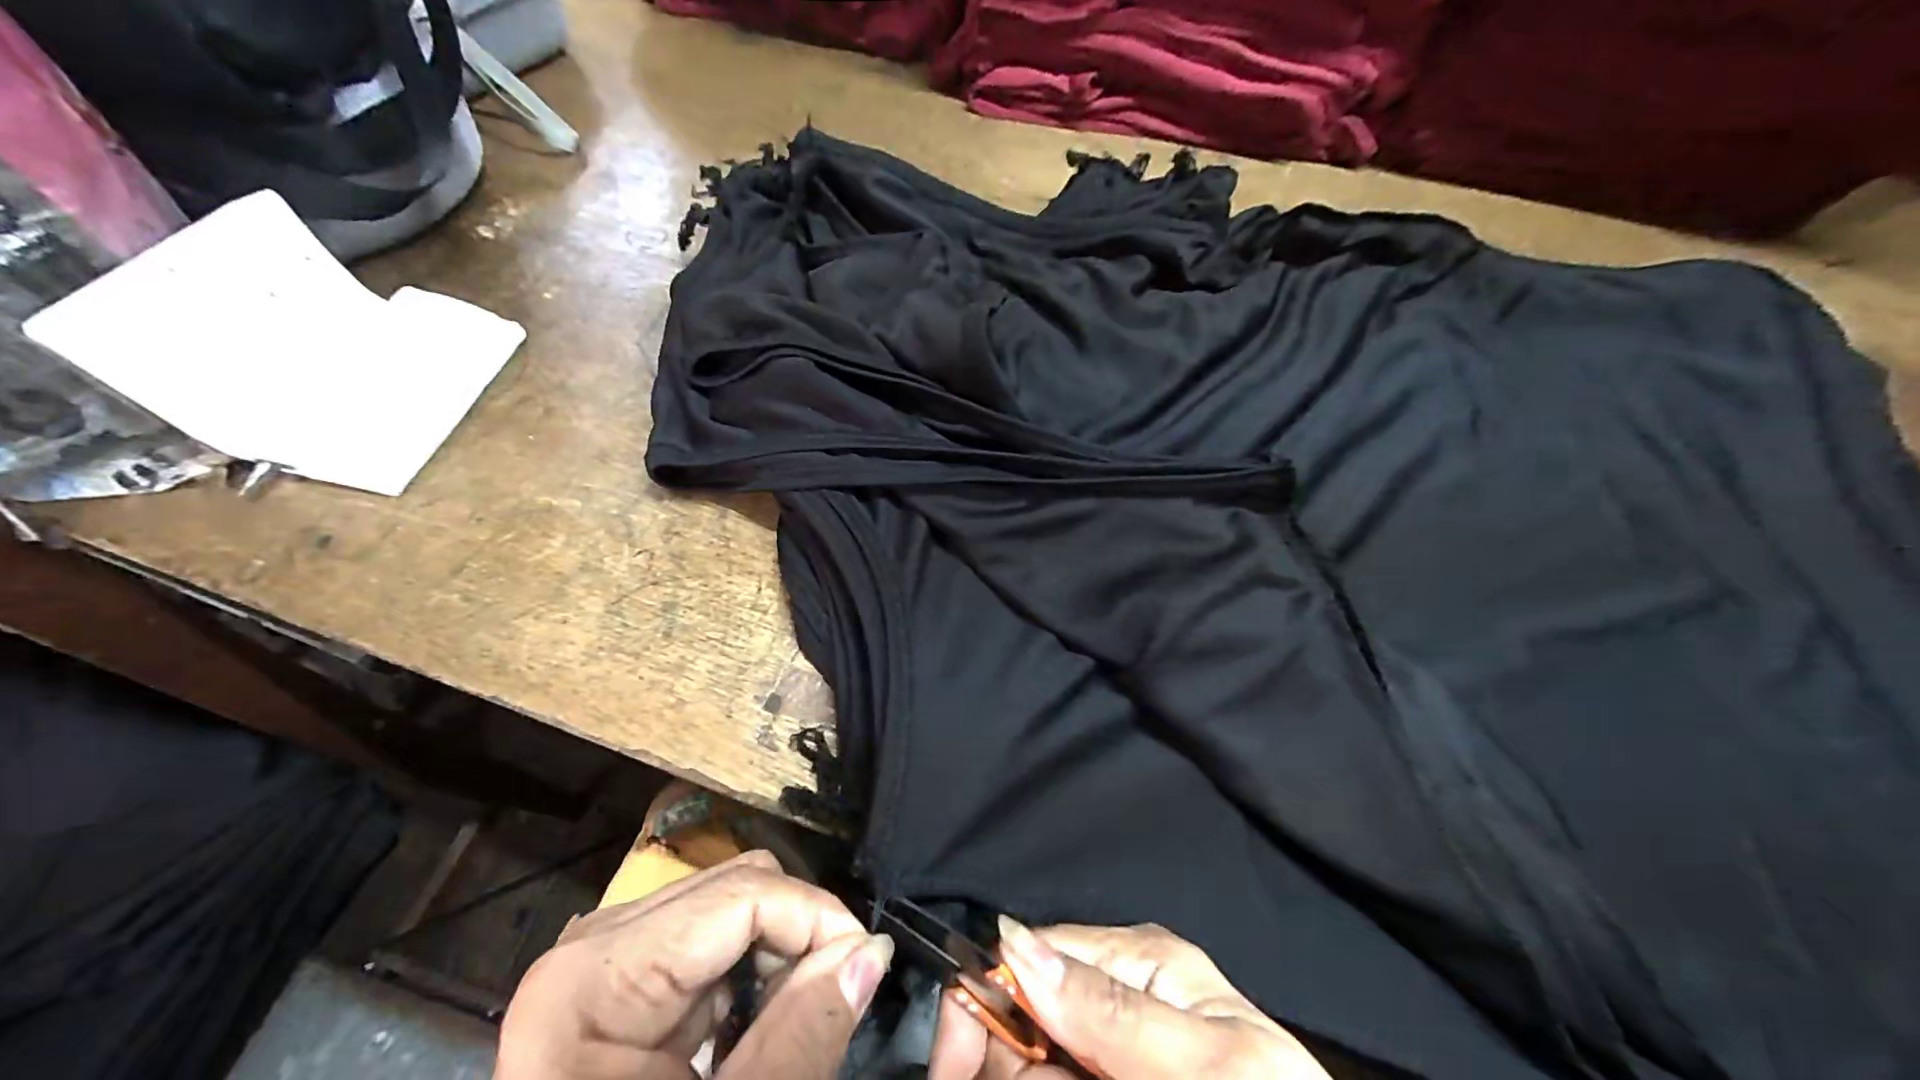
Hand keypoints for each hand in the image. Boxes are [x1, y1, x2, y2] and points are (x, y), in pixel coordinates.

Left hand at [496, 850, 894, 1079]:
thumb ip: (800, 1036)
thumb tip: (871, 952)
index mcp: (598, 976)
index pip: (743, 894)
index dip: (817, 920)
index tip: (865, 972)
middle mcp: (596, 943)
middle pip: (735, 887)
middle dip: (799, 934)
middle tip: (831, 1002)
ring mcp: (605, 957)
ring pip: (727, 907)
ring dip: (778, 954)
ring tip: (793, 1023)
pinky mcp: (620, 980)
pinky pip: (707, 942)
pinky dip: (748, 975)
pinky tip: (753, 1030)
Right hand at [928, 920, 1331, 1079]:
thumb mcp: (1209, 1061)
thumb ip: (1109, 1007)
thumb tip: (1008, 939)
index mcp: (1137, 960)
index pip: (1028, 955)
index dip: (980, 1003)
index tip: (953, 1067)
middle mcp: (1110, 995)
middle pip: (1016, 1015)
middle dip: (993, 1055)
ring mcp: (1103, 1047)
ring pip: (1021, 1055)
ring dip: (1004, 1069)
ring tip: (1046, 1077)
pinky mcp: (1096, 1071)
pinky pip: (1044, 1070)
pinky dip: (1026, 1074)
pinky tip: (1039, 1074)